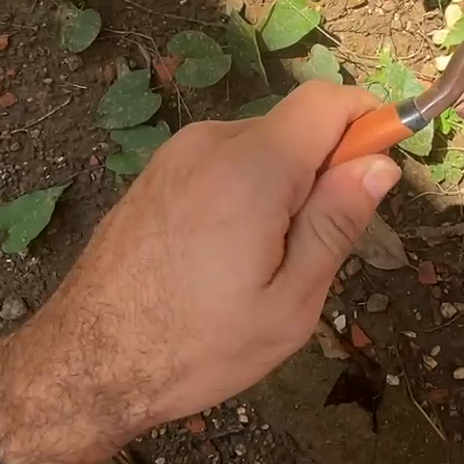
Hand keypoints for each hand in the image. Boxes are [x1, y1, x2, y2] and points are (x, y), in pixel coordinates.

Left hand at [0, 82, 400, 463]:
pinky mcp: (158, 171)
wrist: (82, 363)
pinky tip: (225, 253)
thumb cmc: (197, 345)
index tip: (379, 169)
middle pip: (295, 126)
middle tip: (312, 248)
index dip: (367, 119)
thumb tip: (382, 163)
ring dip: (284, 184)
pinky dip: (248, 189)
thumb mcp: (289, 301)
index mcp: (251, 166)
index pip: (327, 100)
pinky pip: (225, 161)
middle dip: (323, 169)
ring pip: (261, 146)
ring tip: (262, 262)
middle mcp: (212, 141)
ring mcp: (177, 153)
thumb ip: (336, 221)